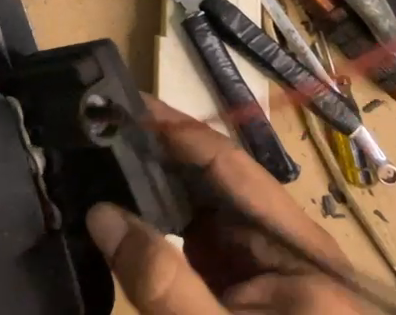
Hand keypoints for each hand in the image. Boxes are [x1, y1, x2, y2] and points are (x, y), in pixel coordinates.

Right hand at [85, 98, 363, 313]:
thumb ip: (161, 279)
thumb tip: (101, 213)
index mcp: (299, 251)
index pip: (228, 166)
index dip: (173, 129)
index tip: (119, 102)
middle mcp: (286, 249)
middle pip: (217, 181)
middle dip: (158, 152)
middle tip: (97, 127)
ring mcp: (268, 273)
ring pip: (206, 211)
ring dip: (157, 187)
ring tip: (101, 160)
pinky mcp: (251, 294)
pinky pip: (203, 244)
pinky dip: (164, 226)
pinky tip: (125, 216)